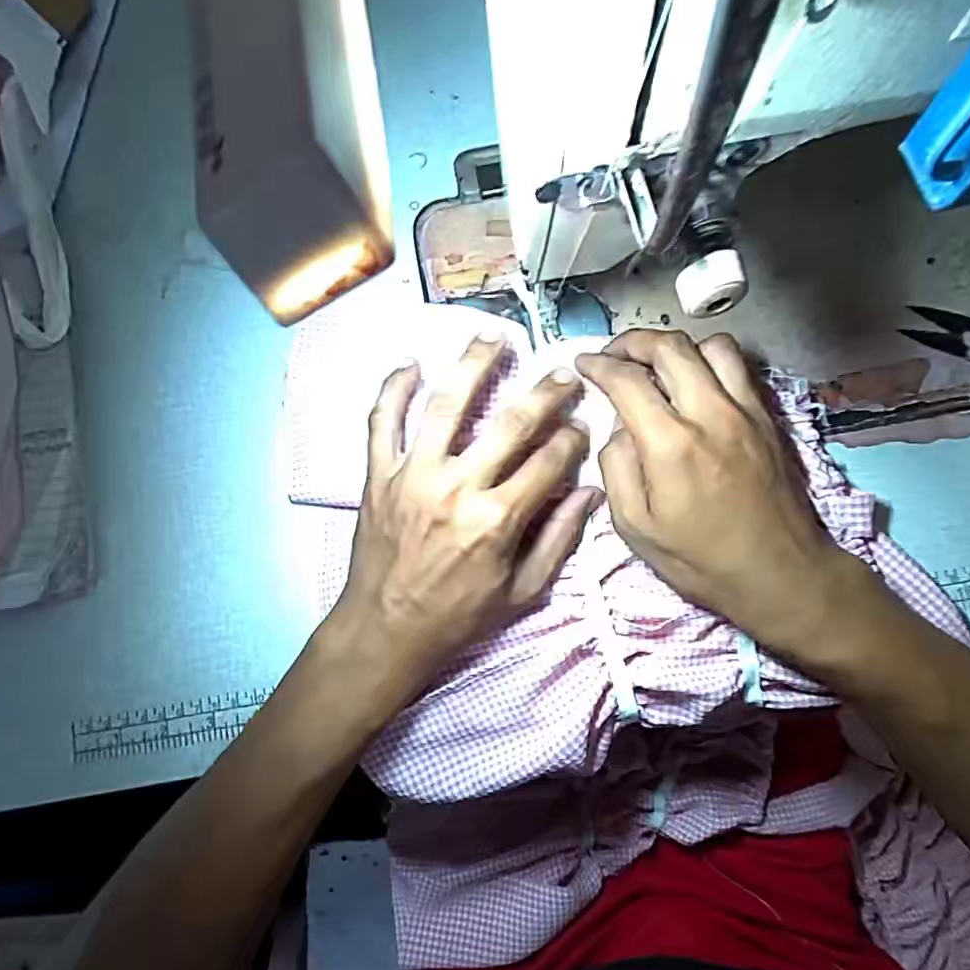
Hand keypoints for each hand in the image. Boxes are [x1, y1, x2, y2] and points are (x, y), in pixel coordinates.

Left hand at [324, 335, 597, 702]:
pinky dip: (393, 389)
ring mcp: (412, 476)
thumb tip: (592, 494)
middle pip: (509, 424)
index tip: (582, 428)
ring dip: (472, 366)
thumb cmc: (460, 616)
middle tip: (563, 374)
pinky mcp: (377, 475)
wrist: (386, 631)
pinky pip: (382, 422)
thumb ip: (559, 539)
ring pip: (445, 405)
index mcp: (497, 520)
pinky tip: (410, 364)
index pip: (549, 462)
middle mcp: (456, 488)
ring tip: (492, 337)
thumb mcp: (524, 592)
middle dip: (544, 394)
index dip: (573, 440)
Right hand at [576, 330, 869, 651]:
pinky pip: (740, 367)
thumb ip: (617, 468)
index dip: (598, 364)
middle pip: (669, 346)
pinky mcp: (768, 418)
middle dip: (633, 341)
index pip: (627, 379)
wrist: (779, 573)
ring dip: (678, 346)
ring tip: (660, 366)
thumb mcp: (637, 529)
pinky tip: (699, 384)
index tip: (584, 363)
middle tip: (615, 355)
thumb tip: (619, 427)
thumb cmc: (701, 561)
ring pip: (711, 346)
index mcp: (671, 444)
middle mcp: (710, 414)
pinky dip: (712, 361)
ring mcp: (746, 411)